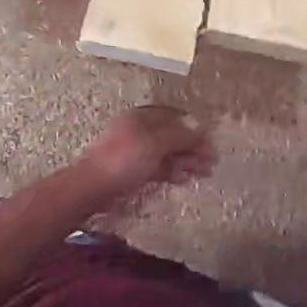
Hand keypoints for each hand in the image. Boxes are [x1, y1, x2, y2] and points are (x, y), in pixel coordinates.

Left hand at [78, 105, 215, 198]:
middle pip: (173, 136)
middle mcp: (140, 131)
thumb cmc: (124, 159)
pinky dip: (173, 171)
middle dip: (194, 147)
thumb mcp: (155, 143)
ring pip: (167, 153)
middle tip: (213, 161)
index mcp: (143, 118)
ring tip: (205, 172)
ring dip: (187, 161)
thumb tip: (200, 128)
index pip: (175, 118)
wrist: (93, 188)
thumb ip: (179, 135)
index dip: (195, 128)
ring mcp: (136, 152)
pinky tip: (184, 178)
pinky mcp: (134, 170)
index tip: (211, 141)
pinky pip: (159, 167)